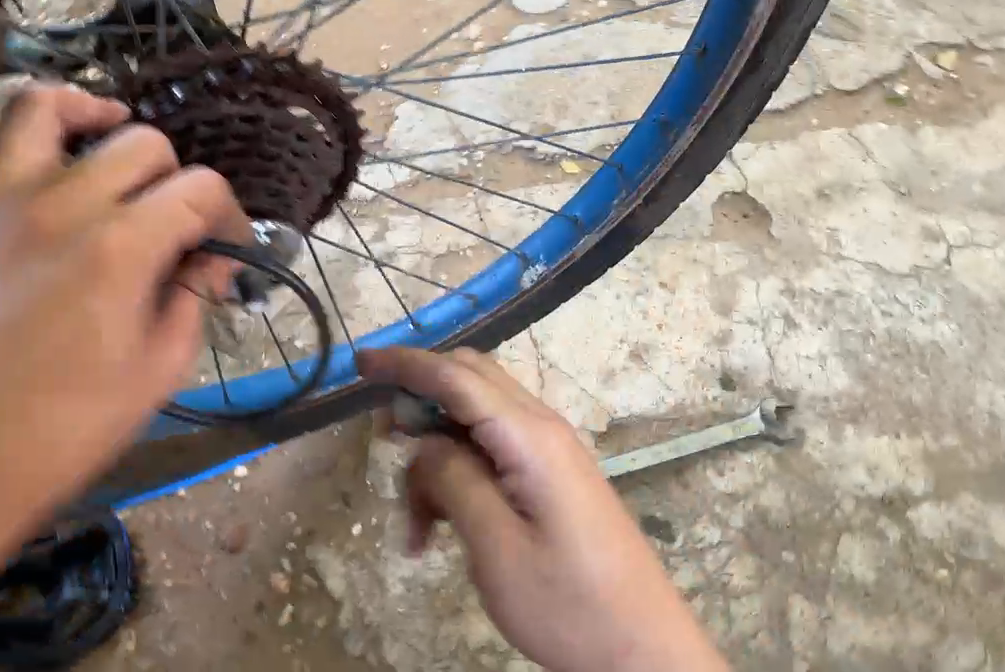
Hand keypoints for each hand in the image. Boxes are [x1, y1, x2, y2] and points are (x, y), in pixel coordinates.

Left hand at [0, 87, 251, 671]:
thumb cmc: (59, 433)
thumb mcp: (157, 373)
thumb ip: (194, 299)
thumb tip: (208, 259)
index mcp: (121, 245)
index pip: (202, 187)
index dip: (229, 214)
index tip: (224, 249)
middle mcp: (59, 204)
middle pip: (142, 142)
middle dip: (172, 179)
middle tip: (168, 225)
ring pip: (45, 108)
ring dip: (91, 116)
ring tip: (104, 134)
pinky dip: (31, 174)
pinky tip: (37, 218)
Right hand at [358, 347, 729, 671]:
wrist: (645, 653)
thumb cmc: (569, 604)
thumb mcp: (496, 548)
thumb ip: (452, 480)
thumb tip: (422, 442)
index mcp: (529, 435)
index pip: (455, 376)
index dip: (405, 363)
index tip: (360, 362)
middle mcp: (541, 427)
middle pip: (468, 382)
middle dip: (419, 399)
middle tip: (384, 441)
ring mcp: (550, 451)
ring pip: (476, 420)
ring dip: (437, 452)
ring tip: (414, 521)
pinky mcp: (552, 476)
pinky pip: (494, 450)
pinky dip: (459, 473)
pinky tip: (441, 525)